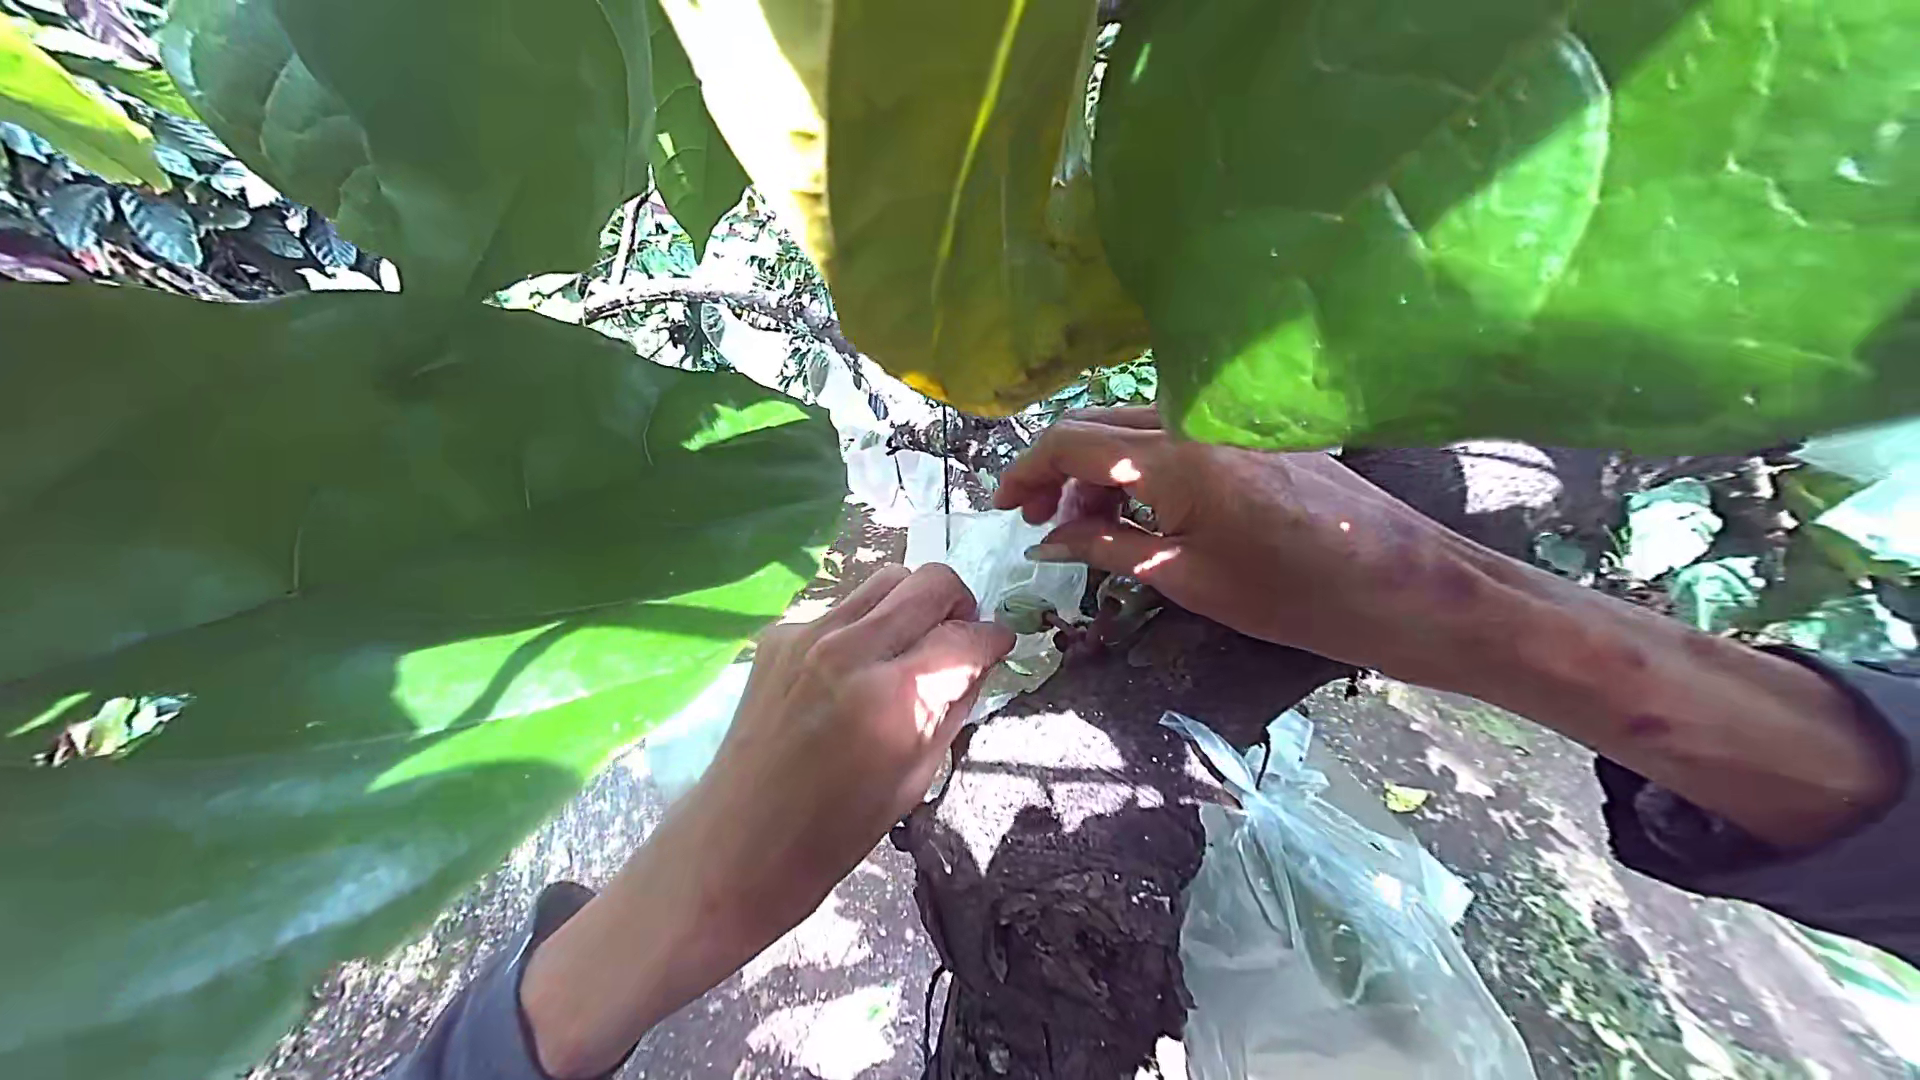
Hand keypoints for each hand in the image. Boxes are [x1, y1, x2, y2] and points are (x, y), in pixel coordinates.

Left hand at [521, 564, 1012, 1077]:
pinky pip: (845, 605)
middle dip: (960, 603)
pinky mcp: (780, 634)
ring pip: (888, 578)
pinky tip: (858, 663)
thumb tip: (980, 657)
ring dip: (915, 602)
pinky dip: (868, 623)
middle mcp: (851, 650)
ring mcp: (808, 634)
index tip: (998, 646)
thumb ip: (955, 704)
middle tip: (958, 636)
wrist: (735, 846)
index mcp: (895, 699)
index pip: (968, 636)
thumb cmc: (836, 832)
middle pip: (932, 581)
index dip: (995, 639)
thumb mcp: (918, 775)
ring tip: (912, 640)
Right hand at [1000, 407, 1894, 853]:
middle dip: (1056, 472)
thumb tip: (1047, 538)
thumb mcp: (1183, 576)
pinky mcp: (1249, 433)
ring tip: (1084, 523)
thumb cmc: (1293, 597)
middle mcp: (1196, 417)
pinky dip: (1137, 468)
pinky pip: (1171, 437)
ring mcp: (1227, 420)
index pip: (1071, 441)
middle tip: (1040, 524)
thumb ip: (1104, 543)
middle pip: (1097, 427)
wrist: (1410, 590)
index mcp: (1175, 454)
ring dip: (1096, 470)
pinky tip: (1136, 508)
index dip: (1026, 471)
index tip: (1003, 508)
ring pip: (1131, 429)